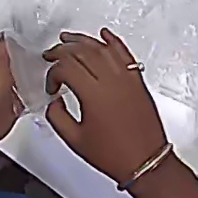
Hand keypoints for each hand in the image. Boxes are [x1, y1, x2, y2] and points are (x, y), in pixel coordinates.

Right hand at [41, 29, 168, 183]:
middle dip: (62, 50)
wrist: (147, 162)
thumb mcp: (75, 140)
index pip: (66, 67)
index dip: (53, 74)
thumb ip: (57, 117)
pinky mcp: (137, 80)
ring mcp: (127, 78)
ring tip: (69, 39)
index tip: (52, 86)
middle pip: (82, 52)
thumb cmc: (115, 155)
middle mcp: (111, 81)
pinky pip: (125, 53)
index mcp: (93, 94)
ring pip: (102, 48)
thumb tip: (53, 102)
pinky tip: (105, 35)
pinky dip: (114, 41)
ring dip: (83, 41)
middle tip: (51, 54)